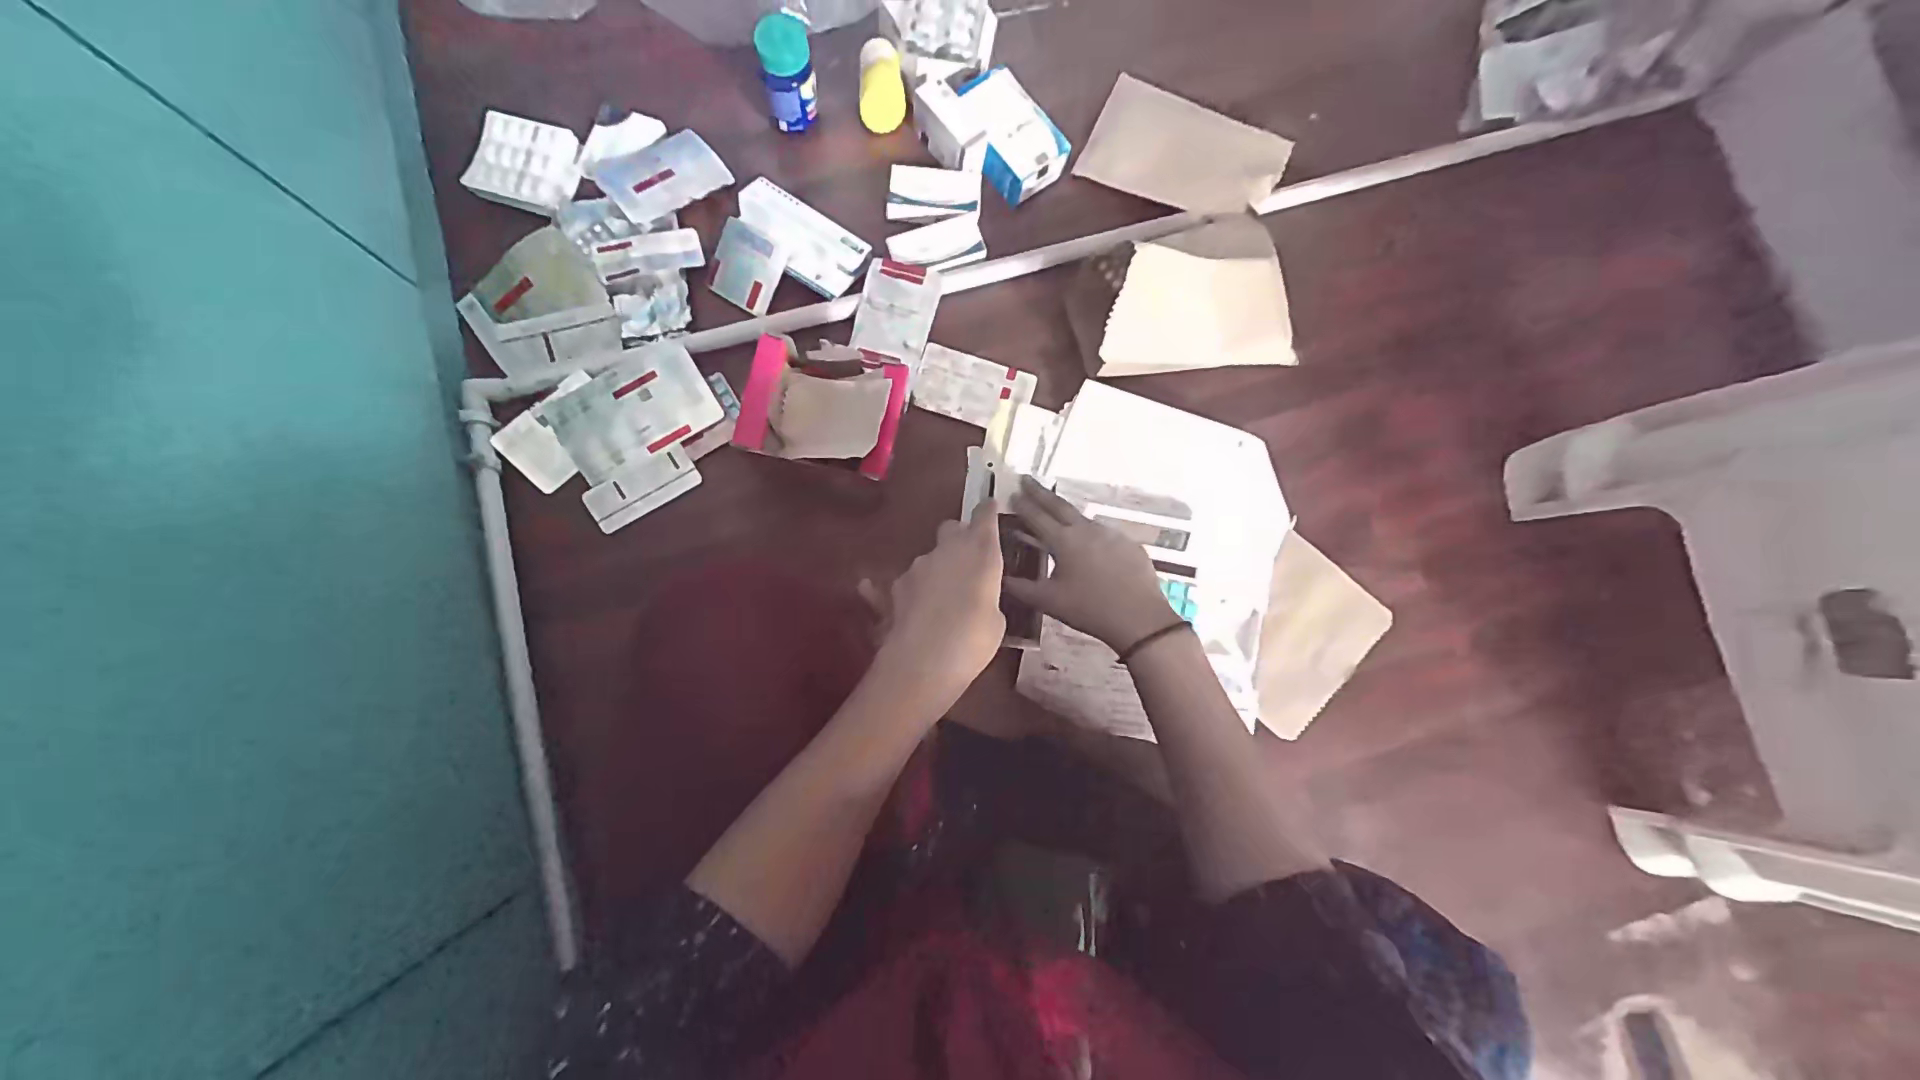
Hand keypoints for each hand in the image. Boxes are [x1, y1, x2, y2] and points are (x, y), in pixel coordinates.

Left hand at [870, 514, 1005, 707]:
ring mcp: (915, 568)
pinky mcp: (892, 589)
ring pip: (927, 559)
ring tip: (939, 601)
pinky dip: (895, 590)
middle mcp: (945, 550)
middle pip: (950, 529)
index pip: (984, 517)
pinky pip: (896, 585)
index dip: (986, 512)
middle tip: (966, 562)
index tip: (989, 507)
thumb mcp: (996, 620)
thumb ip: (986, 598)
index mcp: (979, 552)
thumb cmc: (975, 639)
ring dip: (934, 572)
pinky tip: (876, 594)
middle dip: (958, 538)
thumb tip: (976, 599)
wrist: (924, 662)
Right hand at [1006, 477, 1177, 651]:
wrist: (1140, 618)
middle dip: (1041, 492)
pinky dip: (1089, 533)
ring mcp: (1111, 535)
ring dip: (1066, 513)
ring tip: (1056, 513)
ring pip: (1083, 519)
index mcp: (1064, 540)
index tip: (1012, 491)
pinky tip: (1089, 545)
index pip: (1037, 516)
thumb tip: (1000, 578)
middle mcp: (1087, 530)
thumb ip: (1021, 588)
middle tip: (1027, 480)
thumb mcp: (1049, 601)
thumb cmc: (1089, 608)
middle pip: (1059, 506)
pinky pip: (1103, 534)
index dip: (1023, 504)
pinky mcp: (1129, 545)